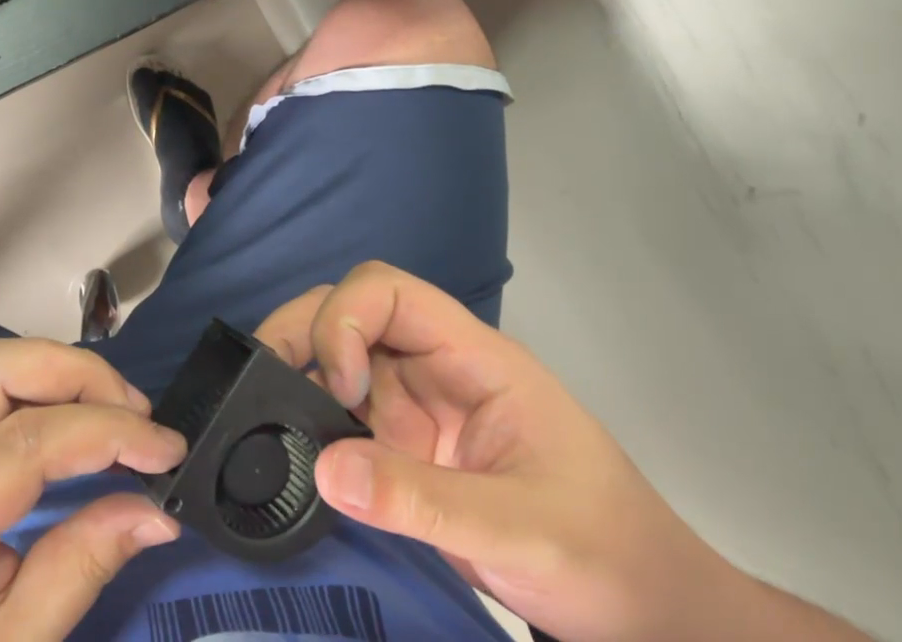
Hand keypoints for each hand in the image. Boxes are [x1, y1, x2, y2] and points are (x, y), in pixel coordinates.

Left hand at [0, 339, 186, 641]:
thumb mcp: (19, 641)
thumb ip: (83, 565)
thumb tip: (156, 510)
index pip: (25, 441)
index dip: (106, 431)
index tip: (167, 448)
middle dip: (75, 373)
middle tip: (137, 414)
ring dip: (53, 372)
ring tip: (113, 412)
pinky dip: (29, 387)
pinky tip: (69, 419)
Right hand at [254, 262, 865, 641]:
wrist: (643, 616)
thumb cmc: (607, 556)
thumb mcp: (523, 531)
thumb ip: (423, 499)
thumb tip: (322, 468)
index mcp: (473, 361)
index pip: (388, 292)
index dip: (346, 319)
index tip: (338, 388)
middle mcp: (431, 373)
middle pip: (345, 315)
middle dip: (297, 339)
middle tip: (261, 392)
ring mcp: (409, 412)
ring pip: (329, 364)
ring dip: (289, 382)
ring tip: (259, 426)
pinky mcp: (394, 452)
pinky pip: (332, 421)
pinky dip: (298, 428)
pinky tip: (281, 457)